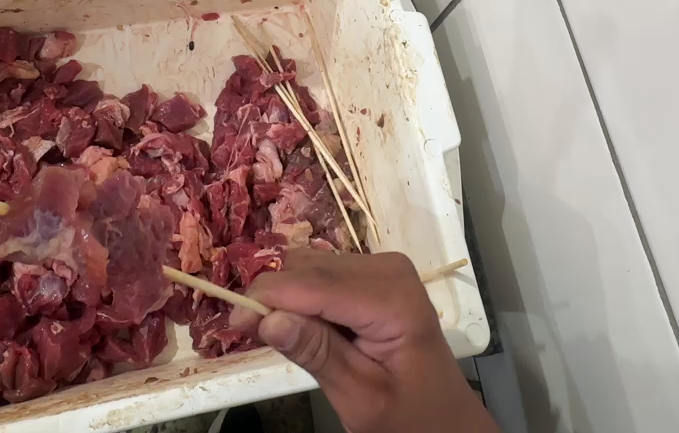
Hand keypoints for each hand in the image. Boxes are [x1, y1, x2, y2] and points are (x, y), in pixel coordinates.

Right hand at [235, 250, 498, 432]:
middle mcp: (386, 266)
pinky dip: (300, 292)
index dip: (267, 297)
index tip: (231, 323)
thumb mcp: (362, 400)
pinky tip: (295, 322)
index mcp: (392, 296)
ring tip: (266, 329)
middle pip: (310, 265)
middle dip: (271, 294)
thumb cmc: (409, 418)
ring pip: (311, 262)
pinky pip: (323, 270)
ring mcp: (381, 265)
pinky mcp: (373, 271)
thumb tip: (268, 319)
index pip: (315, 284)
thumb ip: (318, 354)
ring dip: (283, 292)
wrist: (448, 420)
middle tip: (242, 332)